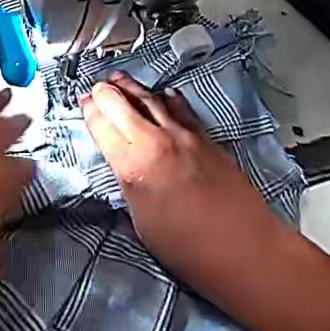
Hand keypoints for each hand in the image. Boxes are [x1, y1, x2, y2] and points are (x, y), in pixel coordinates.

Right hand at [79, 73, 290, 280]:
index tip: (82, 103)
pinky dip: (167, 97)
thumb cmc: (190, 251)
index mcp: (132, 167)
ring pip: (149, 98)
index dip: (88, 110)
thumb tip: (122, 163)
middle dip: (103, 92)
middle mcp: (154, 142)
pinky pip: (180, 108)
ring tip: (118, 78)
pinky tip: (163, 93)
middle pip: (119, 102)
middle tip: (95, 89)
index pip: (101, 125)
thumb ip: (128, 183)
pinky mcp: (205, 138)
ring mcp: (182, 136)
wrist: (247, 252)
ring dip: (130, 87)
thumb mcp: (141, 222)